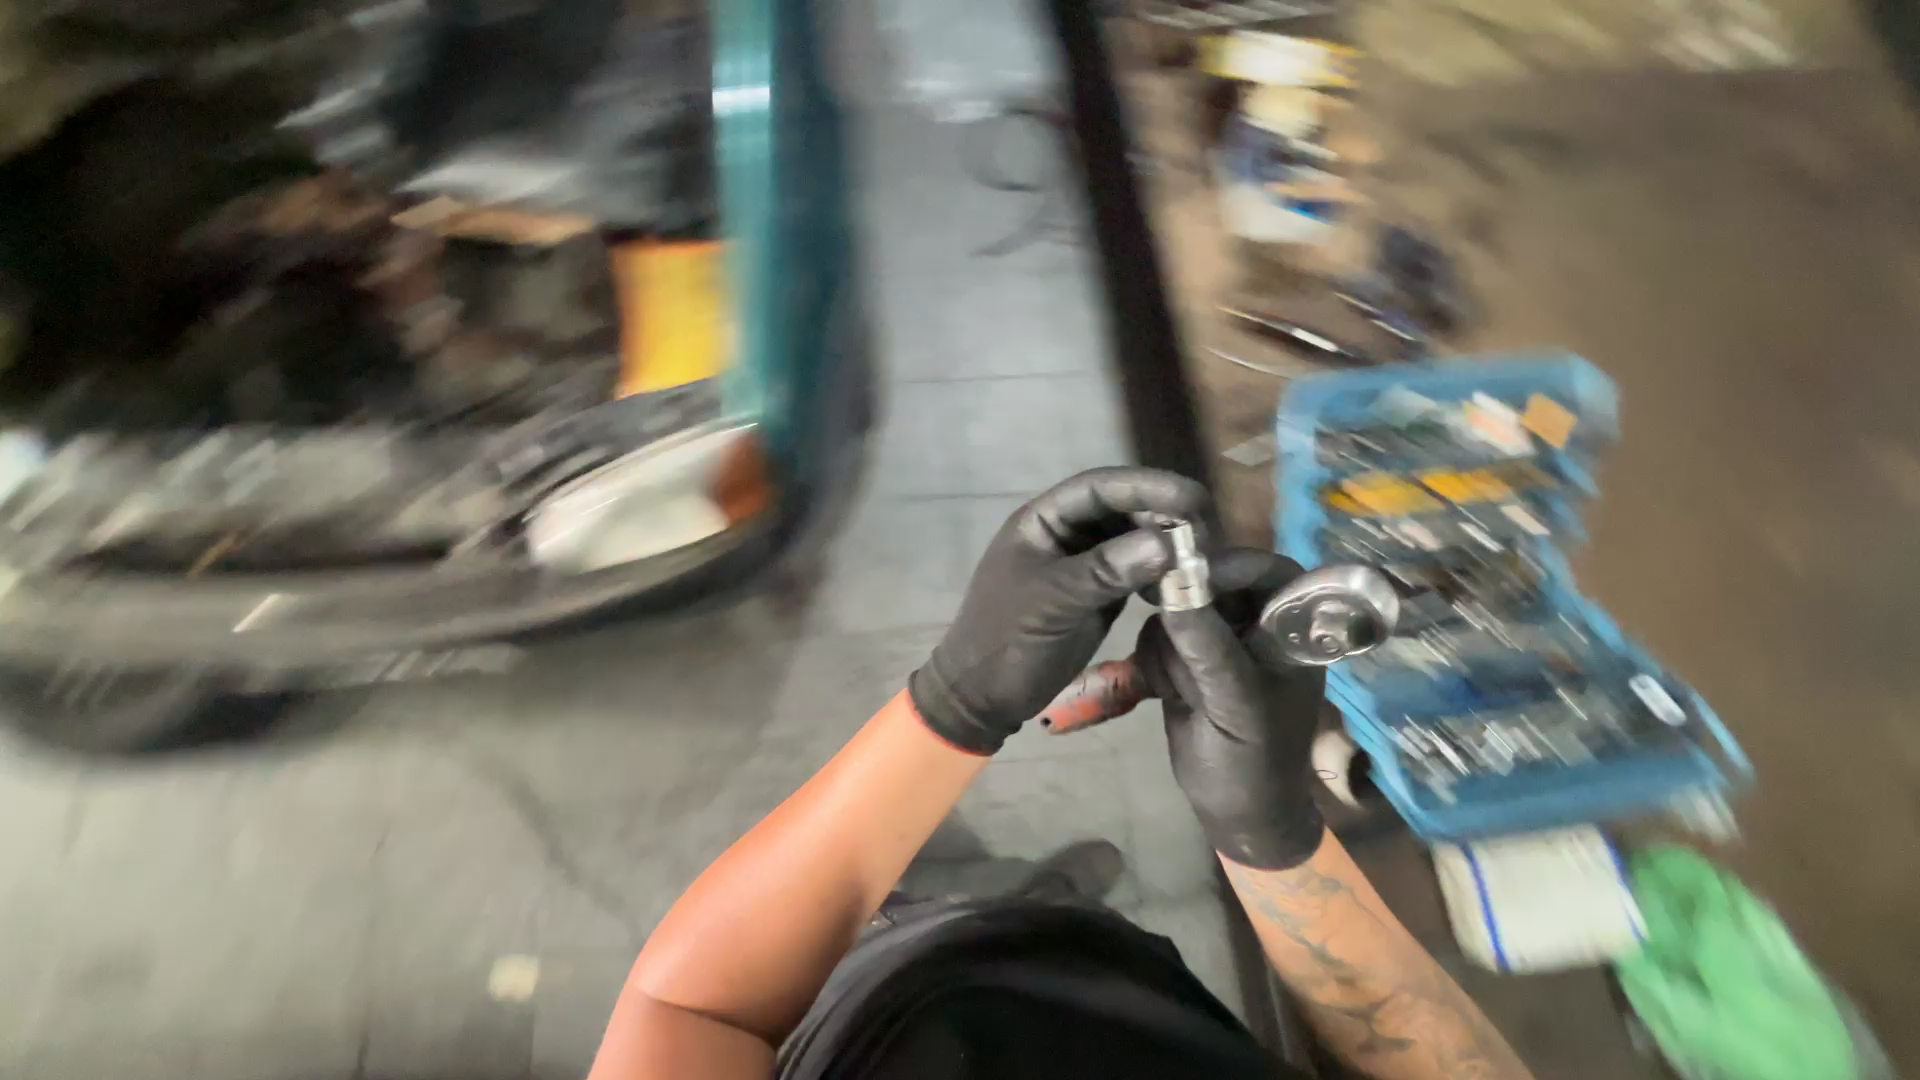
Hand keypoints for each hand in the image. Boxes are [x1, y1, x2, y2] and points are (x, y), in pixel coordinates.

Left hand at [909, 467, 1207, 754]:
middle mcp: (1065, 535)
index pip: (1098, 487)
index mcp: (1041, 522)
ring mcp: (1082, 565)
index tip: (1193, 498)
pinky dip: (1159, 575)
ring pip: (1132, 540)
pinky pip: (1134, 572)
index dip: (1146, 486)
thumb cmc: (1005, 641)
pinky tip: (1182, 584)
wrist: (983, 695)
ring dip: (1166, 545)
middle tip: (1208, 532)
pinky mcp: (1097, 595)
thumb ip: (1106, 570)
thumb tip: (1168, 543)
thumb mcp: (1053, 602)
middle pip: (1121, 509)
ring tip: (1204, 557)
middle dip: (1163, 515)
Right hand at [1133, 549, 1327, 869]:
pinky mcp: (1186, 655)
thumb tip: (1172, 585)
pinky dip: (1154, 659)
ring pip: (1175, 607)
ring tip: (1180, 688)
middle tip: (1167, 634)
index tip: (1182, 577)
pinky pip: (1157, 634)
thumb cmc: (1254, 761)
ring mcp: (1218, 637)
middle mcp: (1256, 623)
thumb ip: (1206, 643)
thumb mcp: (1235, 703)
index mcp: (1293, 628)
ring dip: (1168, 644)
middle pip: (1211, 580)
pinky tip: (1166, 691)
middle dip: (1186, 611)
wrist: (1233, 810)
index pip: (1268, 570)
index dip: (1229, 565)